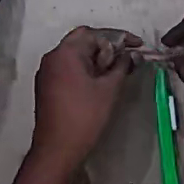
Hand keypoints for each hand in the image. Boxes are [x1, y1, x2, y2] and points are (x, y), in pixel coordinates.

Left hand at [29, 27, 139, 166]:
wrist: (57, 149)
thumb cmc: (85, 116)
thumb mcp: (110, 88)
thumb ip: (122, 66)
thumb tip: (132, 55)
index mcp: (66, 52)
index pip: (95, 34)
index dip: (119, 38)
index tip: (137, 46)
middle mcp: (53, 57)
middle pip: (83, 41)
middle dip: (107, 47)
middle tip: (125, 60)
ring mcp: (47, 72)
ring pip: (75, 54)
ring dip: (96, 58)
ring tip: (115, 73)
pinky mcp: (47, 85)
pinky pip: (68, 68)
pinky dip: (85, 69)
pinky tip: (99, 83)